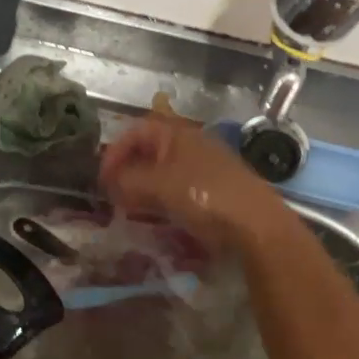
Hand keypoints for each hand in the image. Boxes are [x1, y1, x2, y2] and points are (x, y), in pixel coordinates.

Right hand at [98, 113, 279, 247]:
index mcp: (177, 135)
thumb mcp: (158, 185)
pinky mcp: (211, 195)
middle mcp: (190, 148)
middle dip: (126, 173)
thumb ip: (127, 181)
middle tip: (111, 197)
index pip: (135, 131)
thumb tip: (109, 183)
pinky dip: (160, 204)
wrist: (256, 226)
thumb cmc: (204, 197)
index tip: (102, 178)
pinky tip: (154, 221)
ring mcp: (203, 171)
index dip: (114, 151)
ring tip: (129, 212)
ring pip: (161, 176)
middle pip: (148, 153)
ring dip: (141, 192)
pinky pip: (176, 194)